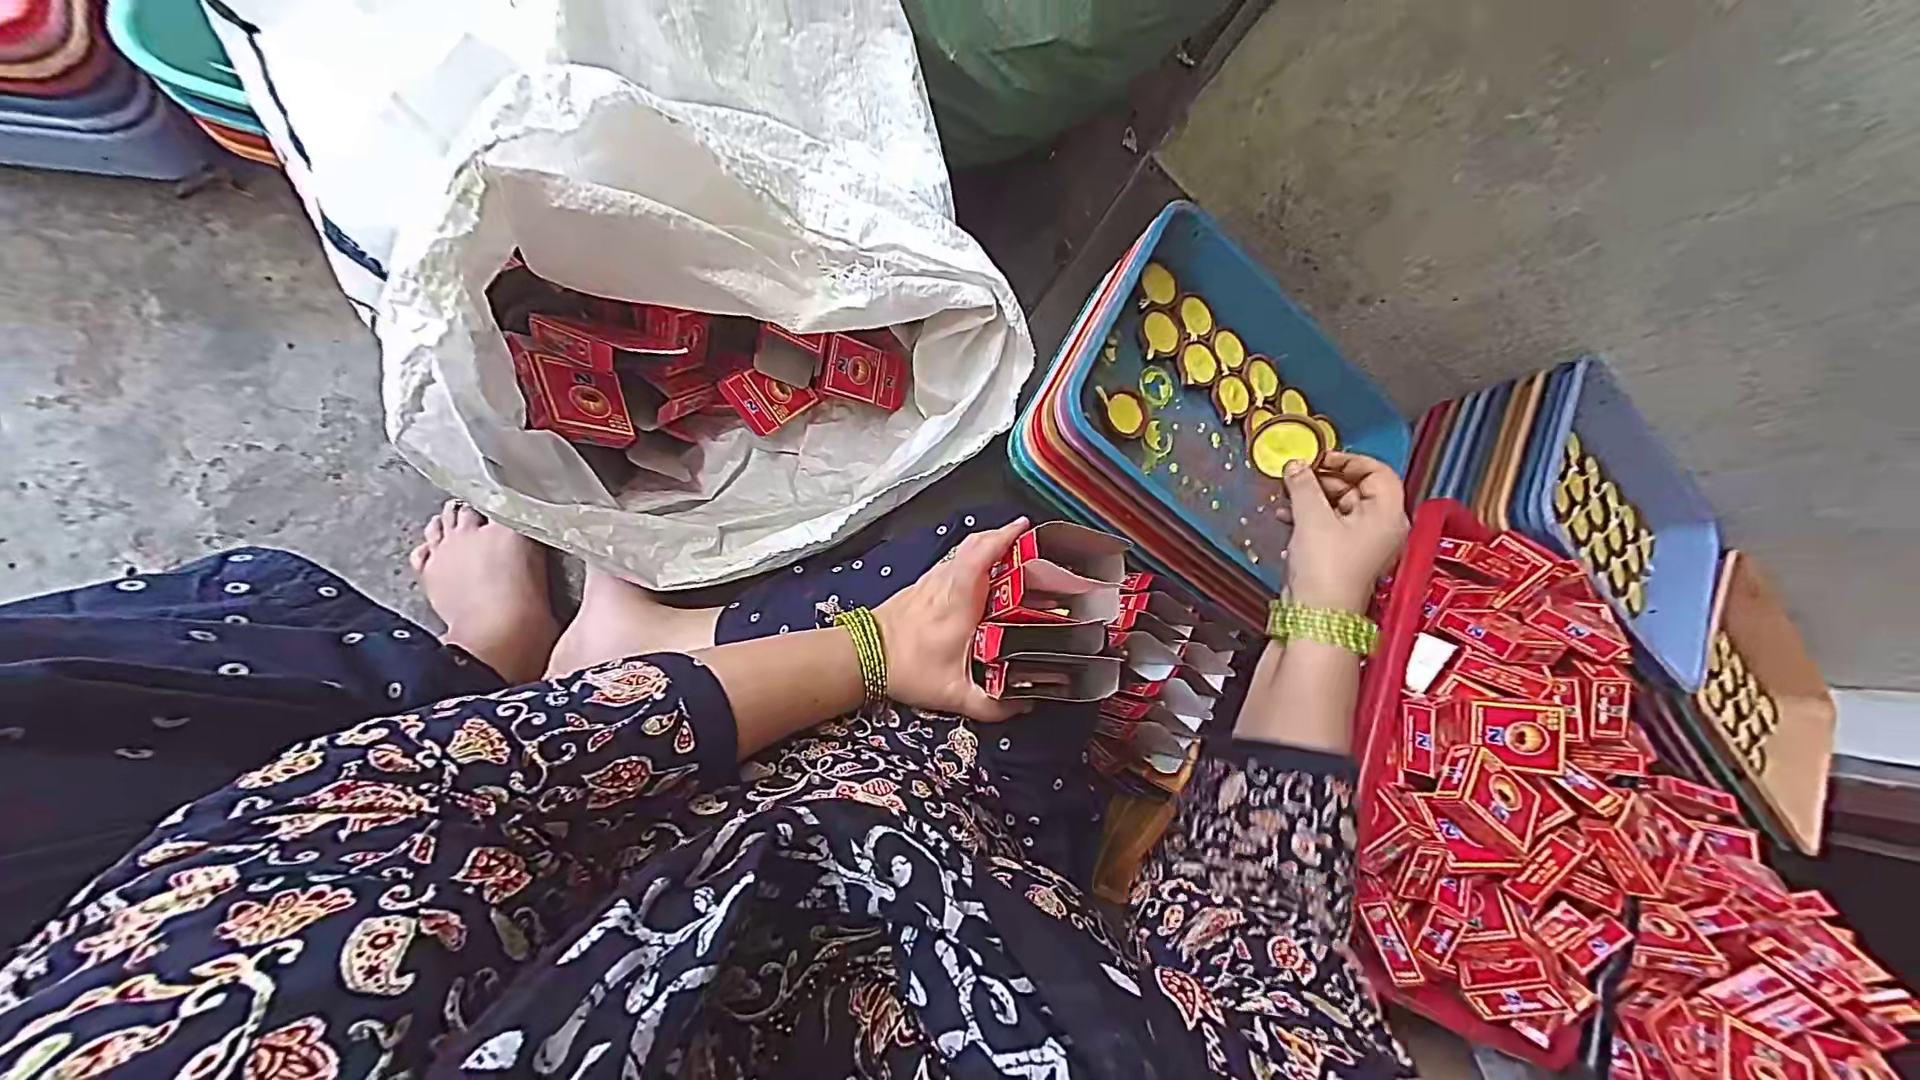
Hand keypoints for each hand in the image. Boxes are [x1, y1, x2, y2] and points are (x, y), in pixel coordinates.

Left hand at [873, 517, 1031, 722]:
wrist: (863, 657)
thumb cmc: (906, 670)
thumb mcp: (953, 695)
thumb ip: (991, 705)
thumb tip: (1024, 704)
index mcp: (957, 603)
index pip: (979, 558)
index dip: (1002, 538)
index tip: (1023, 527)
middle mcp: (945, 584)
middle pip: (974, 545)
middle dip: (1002, 535)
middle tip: (1028, 539)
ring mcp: (932, 581)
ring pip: (962, 550)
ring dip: (987, 544)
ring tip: (1012, 550)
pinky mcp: (923, 585)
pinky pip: (953, 561)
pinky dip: (972, 557)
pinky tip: (982, 572)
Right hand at [1275, 451, 1408, 612]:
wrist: (1317, 612)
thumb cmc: (1326, 569)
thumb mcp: (1312, 518)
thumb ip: (1303, 486)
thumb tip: (1296, 465)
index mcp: (1387, 514)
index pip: (1377, 471)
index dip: (1348, 460)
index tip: (1320, 457)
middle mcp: (1381, 526)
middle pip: (1357, 488)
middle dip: (1325, 478)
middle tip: (1298, 473)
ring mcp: (1361, 541)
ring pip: (1340, 506)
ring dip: (1313, 496)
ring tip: (1288, 493)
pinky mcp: (1342, 553)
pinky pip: (1329, 523)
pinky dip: (1310, 515)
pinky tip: (1288, 514)